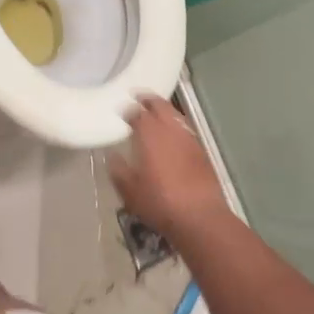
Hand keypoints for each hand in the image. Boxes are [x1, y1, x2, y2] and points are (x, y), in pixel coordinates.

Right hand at [109, 94, 232, 238]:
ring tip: (156, 111)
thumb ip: (119, 170)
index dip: (128, 110)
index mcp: (150, 134)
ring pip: (174, 114)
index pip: (137, 113)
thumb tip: (112, 156)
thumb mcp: (130, 191)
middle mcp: (169, 129)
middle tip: (138, 97)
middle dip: (148, 99)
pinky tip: (173, 132)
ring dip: (164, 109)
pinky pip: (185, 128)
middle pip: (159, 104)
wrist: (200, 216)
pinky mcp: (201, 149)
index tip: (122, 111)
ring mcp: (188, 137)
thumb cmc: (160, 203)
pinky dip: (176, 124)